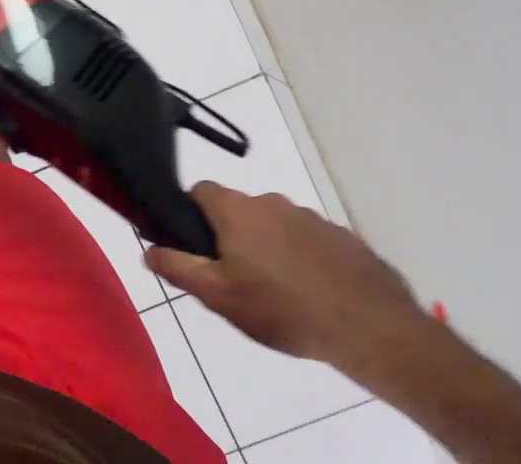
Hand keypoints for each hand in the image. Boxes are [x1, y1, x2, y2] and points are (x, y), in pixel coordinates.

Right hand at [146, 182, 429, 370]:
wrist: (374, 331)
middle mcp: (273, 202)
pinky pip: (311, 242)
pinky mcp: (346, 239)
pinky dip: (305, 259)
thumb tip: (147, 250)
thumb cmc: (283, 309)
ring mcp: (314, 218)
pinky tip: (313, 293)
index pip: (199, 190)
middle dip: (232, 236)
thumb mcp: (218, 296)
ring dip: (270, 247)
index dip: (190, 213)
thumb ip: (177, 267)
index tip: (195, 245)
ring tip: (278, 291)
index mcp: (237, 210)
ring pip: (276, 226)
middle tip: (235, 277)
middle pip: (238, 210)